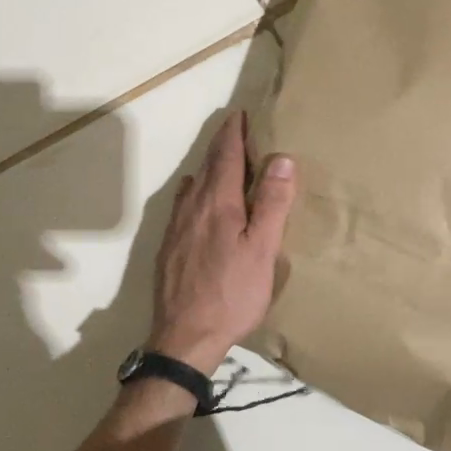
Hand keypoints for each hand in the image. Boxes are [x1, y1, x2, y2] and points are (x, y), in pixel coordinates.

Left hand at [146, 111, 297, 376]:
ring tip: (225, 167)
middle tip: (238, 133)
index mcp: (217, 203)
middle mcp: (191, 208)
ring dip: (209, 171)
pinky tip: (199, 203)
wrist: (185, 336)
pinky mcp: (170, 249)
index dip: (234, 133)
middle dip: (222, 147)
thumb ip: (271, 204)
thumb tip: (280, 157)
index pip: (225, 155)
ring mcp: (176, 229)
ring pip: (193, 187)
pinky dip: (197, 194)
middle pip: (207, 167)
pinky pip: (184, 208)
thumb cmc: (231, 295)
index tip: (242, 114)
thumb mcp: (262, 250)